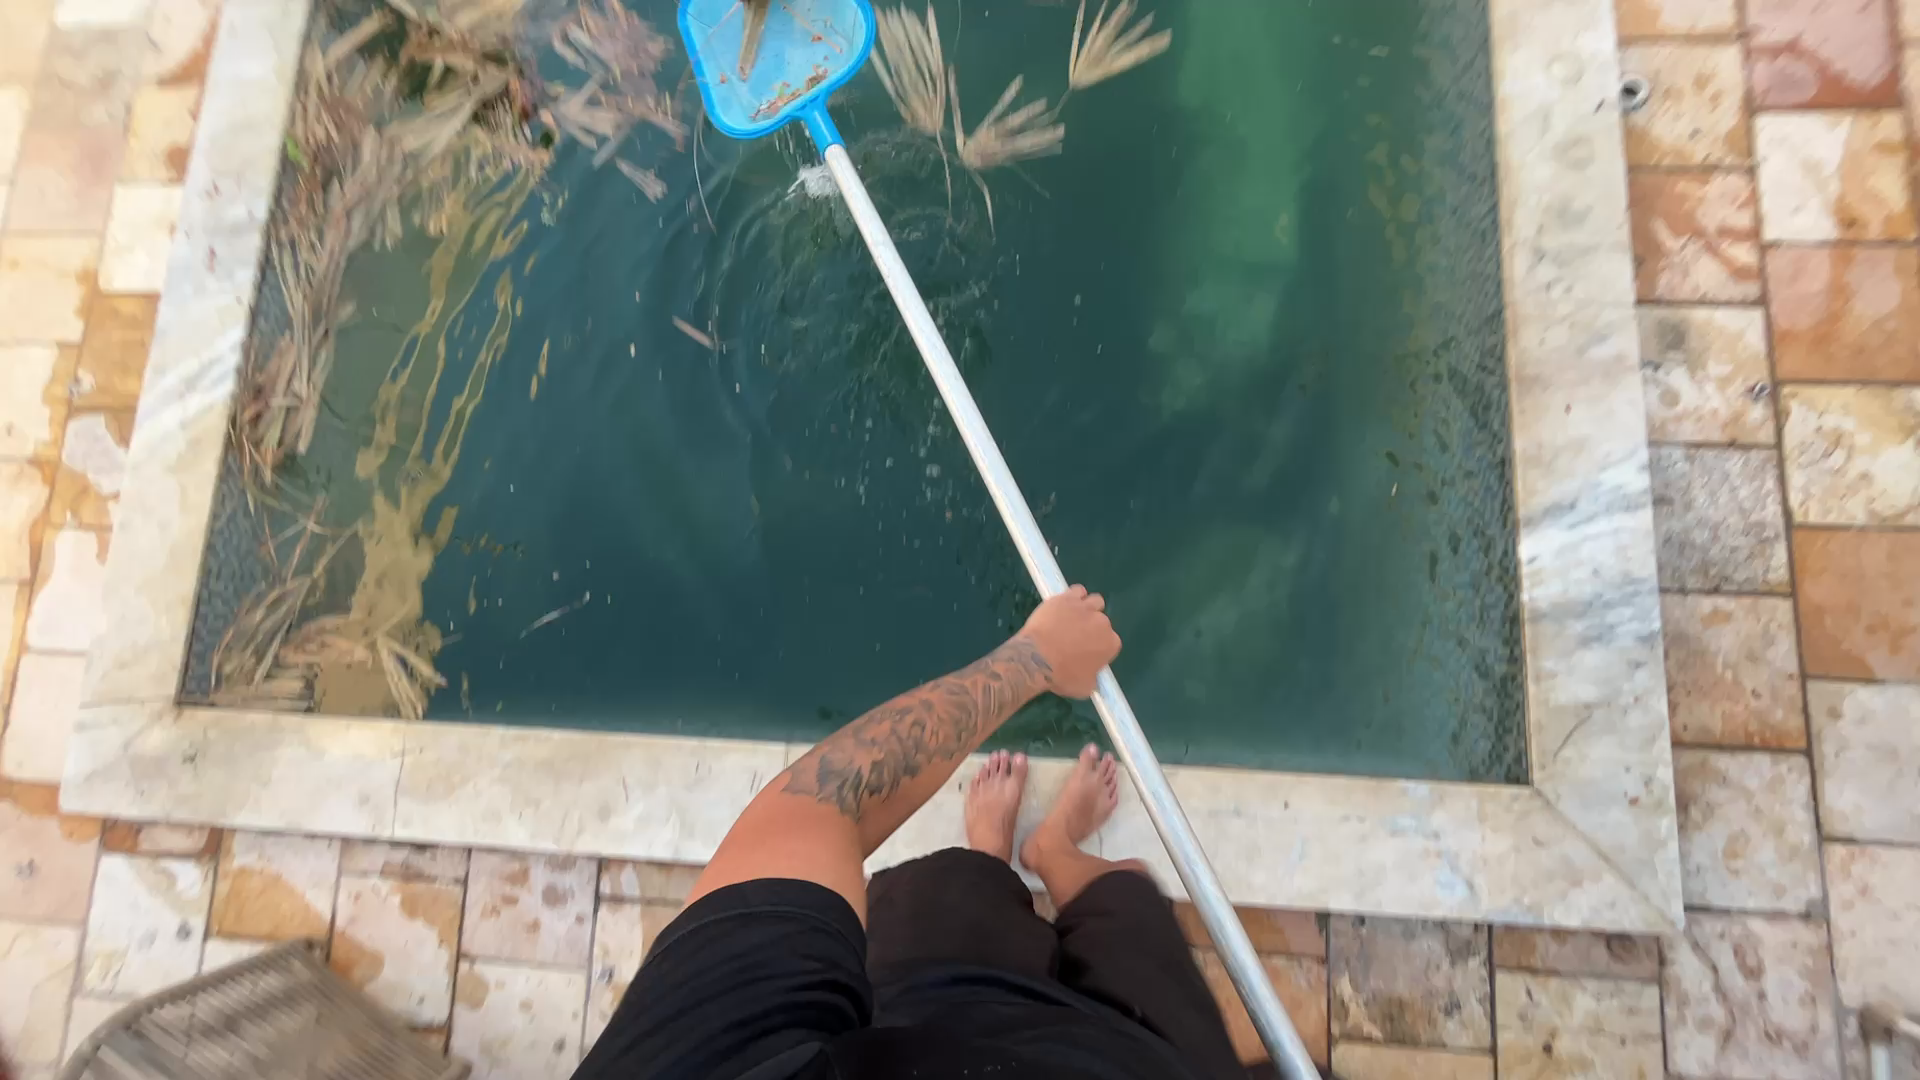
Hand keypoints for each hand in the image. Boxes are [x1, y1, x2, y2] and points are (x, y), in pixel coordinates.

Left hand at [1016, 585, 1120, 698]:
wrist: (1035, 659)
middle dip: (1091, 628)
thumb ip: (1093, 679)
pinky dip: (1074, 596)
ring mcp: (1085, 608)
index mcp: (1111, 643)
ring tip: (1074, 617)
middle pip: (1102, 621)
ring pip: (1095, 601)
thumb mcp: (1083, 688)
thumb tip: (1093, 677)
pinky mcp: (1067, 598)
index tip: (1086, 651)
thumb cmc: (1060, 676)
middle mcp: (1103, 623)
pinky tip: (1065, 604)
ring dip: (1088, 608)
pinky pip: (1078, 591)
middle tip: (1075, 637)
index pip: (1111, 641)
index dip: (1098, 646)